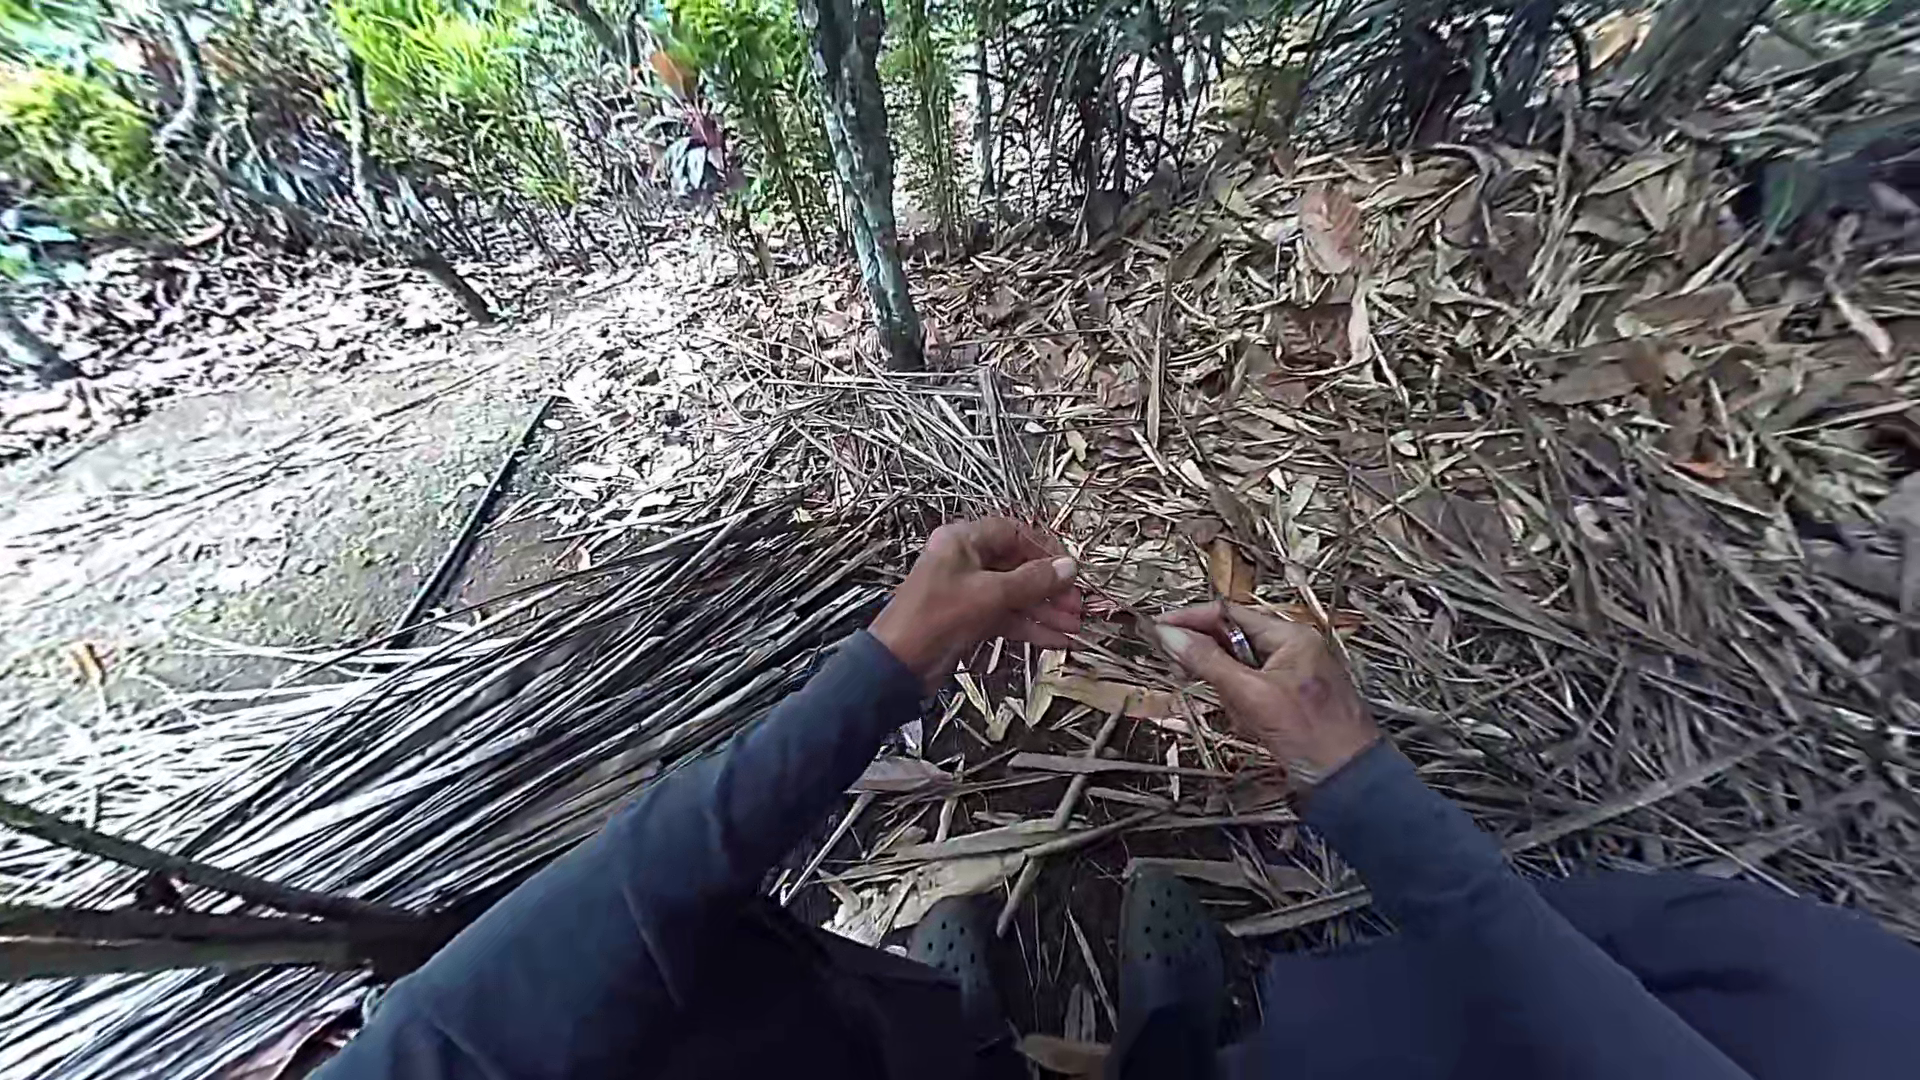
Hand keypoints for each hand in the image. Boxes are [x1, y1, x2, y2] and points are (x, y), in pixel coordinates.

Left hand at [870, 518, 1082, 685]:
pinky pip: (1005, 616)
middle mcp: (965, 561)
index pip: (1012, 533)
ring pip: (1014, 594)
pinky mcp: (969, 617)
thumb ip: (1032, 581)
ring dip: (1044, 610)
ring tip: (1074, 626)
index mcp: (962, 541)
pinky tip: (1055, 640)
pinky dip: (1029, 627)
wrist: (898, 664)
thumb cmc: (937, 617)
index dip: (1044, 548)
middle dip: (1049, 586)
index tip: (1070, 568)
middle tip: (1076, 604)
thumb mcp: (989, 594)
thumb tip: (1069, 567)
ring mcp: (967, 591)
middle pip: (1017, 566)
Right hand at [1154, 603, 1379, 786]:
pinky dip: (1237, 701)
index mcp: (1289, 636)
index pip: (1226, 613)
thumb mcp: (1251, 694)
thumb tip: (1168, 634)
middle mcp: (1289, 647)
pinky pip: (1246, 687)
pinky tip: (1247, 721)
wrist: (1351, 785)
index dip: (1188, 619)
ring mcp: (1288, 672)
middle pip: (1228, 638)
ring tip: (1237, 712)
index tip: (1158, 629)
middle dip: (1206, 658)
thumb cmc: (1311, 736)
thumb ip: (1207, 661)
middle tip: (1181, 672)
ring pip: (1234, 665)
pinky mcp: (1285, 696)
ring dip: (1225, 687)